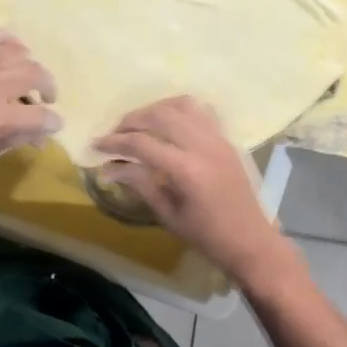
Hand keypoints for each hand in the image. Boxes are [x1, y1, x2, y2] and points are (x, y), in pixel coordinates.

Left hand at [0, 30, 60, 201]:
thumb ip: (12, 139)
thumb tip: (37, 133)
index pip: (42, 116)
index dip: (52, 123)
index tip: (53, 125)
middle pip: (35, 74)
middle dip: (48, 89)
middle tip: (44, 101)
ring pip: (17, 51)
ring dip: (28, 65)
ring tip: (25, 78)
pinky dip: (5, 42)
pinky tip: (6, 55)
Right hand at [94, 97, 286, 283]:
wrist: (250, 241)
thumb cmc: (206, 236)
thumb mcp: (168, 214)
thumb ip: (140, 184)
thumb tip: (108, 168)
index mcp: (186, 170)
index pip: (142, 144)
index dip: (114, 142)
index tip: (96, 145)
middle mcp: (202, 146)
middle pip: (159, 116)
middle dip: (131, 121)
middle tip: (115, 134)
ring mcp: (217, 138)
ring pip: (180, 105)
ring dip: (154, 109)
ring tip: (139, 124)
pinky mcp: (225, 138)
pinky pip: (200, 110)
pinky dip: (178, 108)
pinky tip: (167, 121)